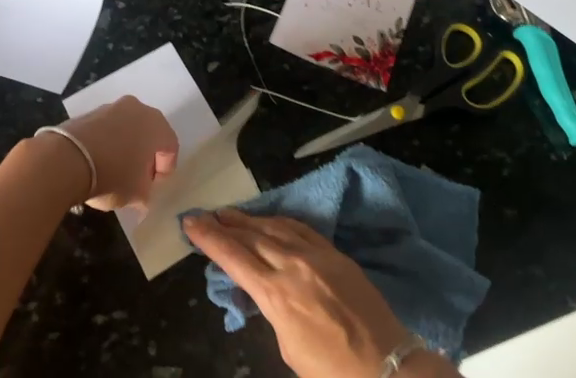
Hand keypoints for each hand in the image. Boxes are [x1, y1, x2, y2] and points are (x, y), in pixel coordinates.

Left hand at [56, 95, 178, 211]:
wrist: (67, 158)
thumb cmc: (112, 175)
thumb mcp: (136, 194)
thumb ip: (145, 193)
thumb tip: (142, 196)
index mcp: (156, 125)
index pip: (170, 147)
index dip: (164, 170)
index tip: (152, 187)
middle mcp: (137, 109)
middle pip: (149, 134)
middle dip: (145, 156)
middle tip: (137, 178)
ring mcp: (111, 107)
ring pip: (126, 129)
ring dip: (125, 147)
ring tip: (114, 171)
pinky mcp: (89, 112)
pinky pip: (106, 129)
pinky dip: (106, 143)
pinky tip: (97, 162)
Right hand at [183, 209, 425, 377]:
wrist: (385, 365)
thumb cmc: (331, 369)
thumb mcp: (287, 346)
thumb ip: (270, 310)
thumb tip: (262, 288)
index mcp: (276, 294)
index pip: (233, 256)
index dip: (208, 238)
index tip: (190, 222)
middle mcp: (293, 265)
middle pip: (250, 235)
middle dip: (223, 224)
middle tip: (202, 214)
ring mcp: (316, 255)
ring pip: (274, 226)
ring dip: (248, 219)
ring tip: (228, 214)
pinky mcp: (335, 252)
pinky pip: (300, 228)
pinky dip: (278, 221)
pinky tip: (269, 220)